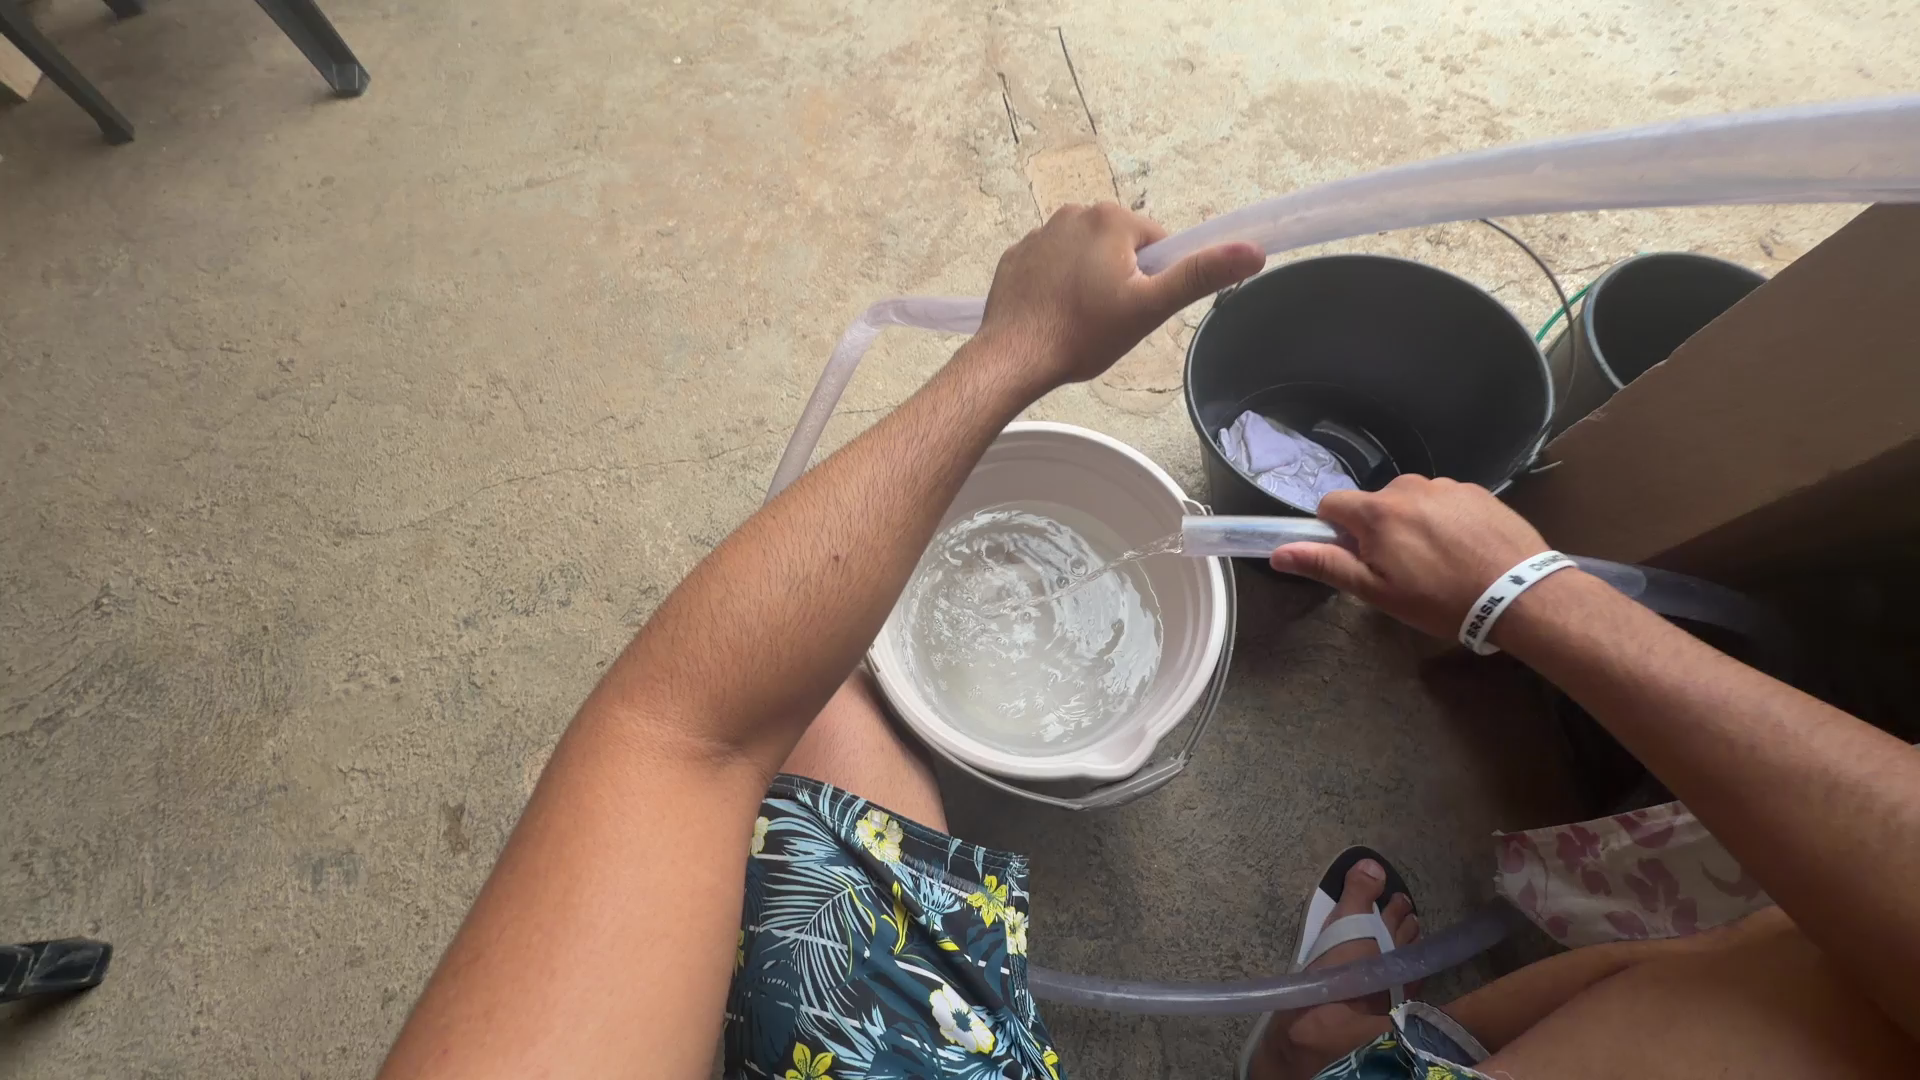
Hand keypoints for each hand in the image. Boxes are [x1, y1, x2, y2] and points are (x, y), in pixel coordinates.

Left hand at [971, 203, 1262, 389]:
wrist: (1014, 357)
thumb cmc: (1083, 335)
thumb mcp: (1149, 308)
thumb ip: (1199, 275)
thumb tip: (1254, 251)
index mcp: (1112, 219)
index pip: (1155, 244)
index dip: (1153, 280)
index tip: (1134, 308)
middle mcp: (1074, 212)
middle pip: (1117, 247)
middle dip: (1119, 279)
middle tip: (1106, 320)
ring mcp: (1039, 234)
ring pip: (1082, 256)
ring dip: (1087, 282)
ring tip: (1077, 321)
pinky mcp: (1015, 257)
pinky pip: (1049, 266)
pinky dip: (1055, 286)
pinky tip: (1051, 315)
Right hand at [1269, 475, 1553, 640]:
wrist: (1522, 595)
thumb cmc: (1439, 599)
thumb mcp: (1375, 591)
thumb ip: (1325, 565)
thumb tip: (1278, 552)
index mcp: (1376, 511)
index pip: (1331, 504)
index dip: (1334, 530)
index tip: (1355, 556)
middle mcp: (1408, 488)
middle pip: (1372, 503)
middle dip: (1375, 528)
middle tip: (1399, 567)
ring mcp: (1447, 486)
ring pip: (1408, 500)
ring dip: (1410, 522)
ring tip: (1436, 559)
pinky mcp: (1478, 491)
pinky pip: (1443, 500)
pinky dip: (1442, 519)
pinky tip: (1462, 548)